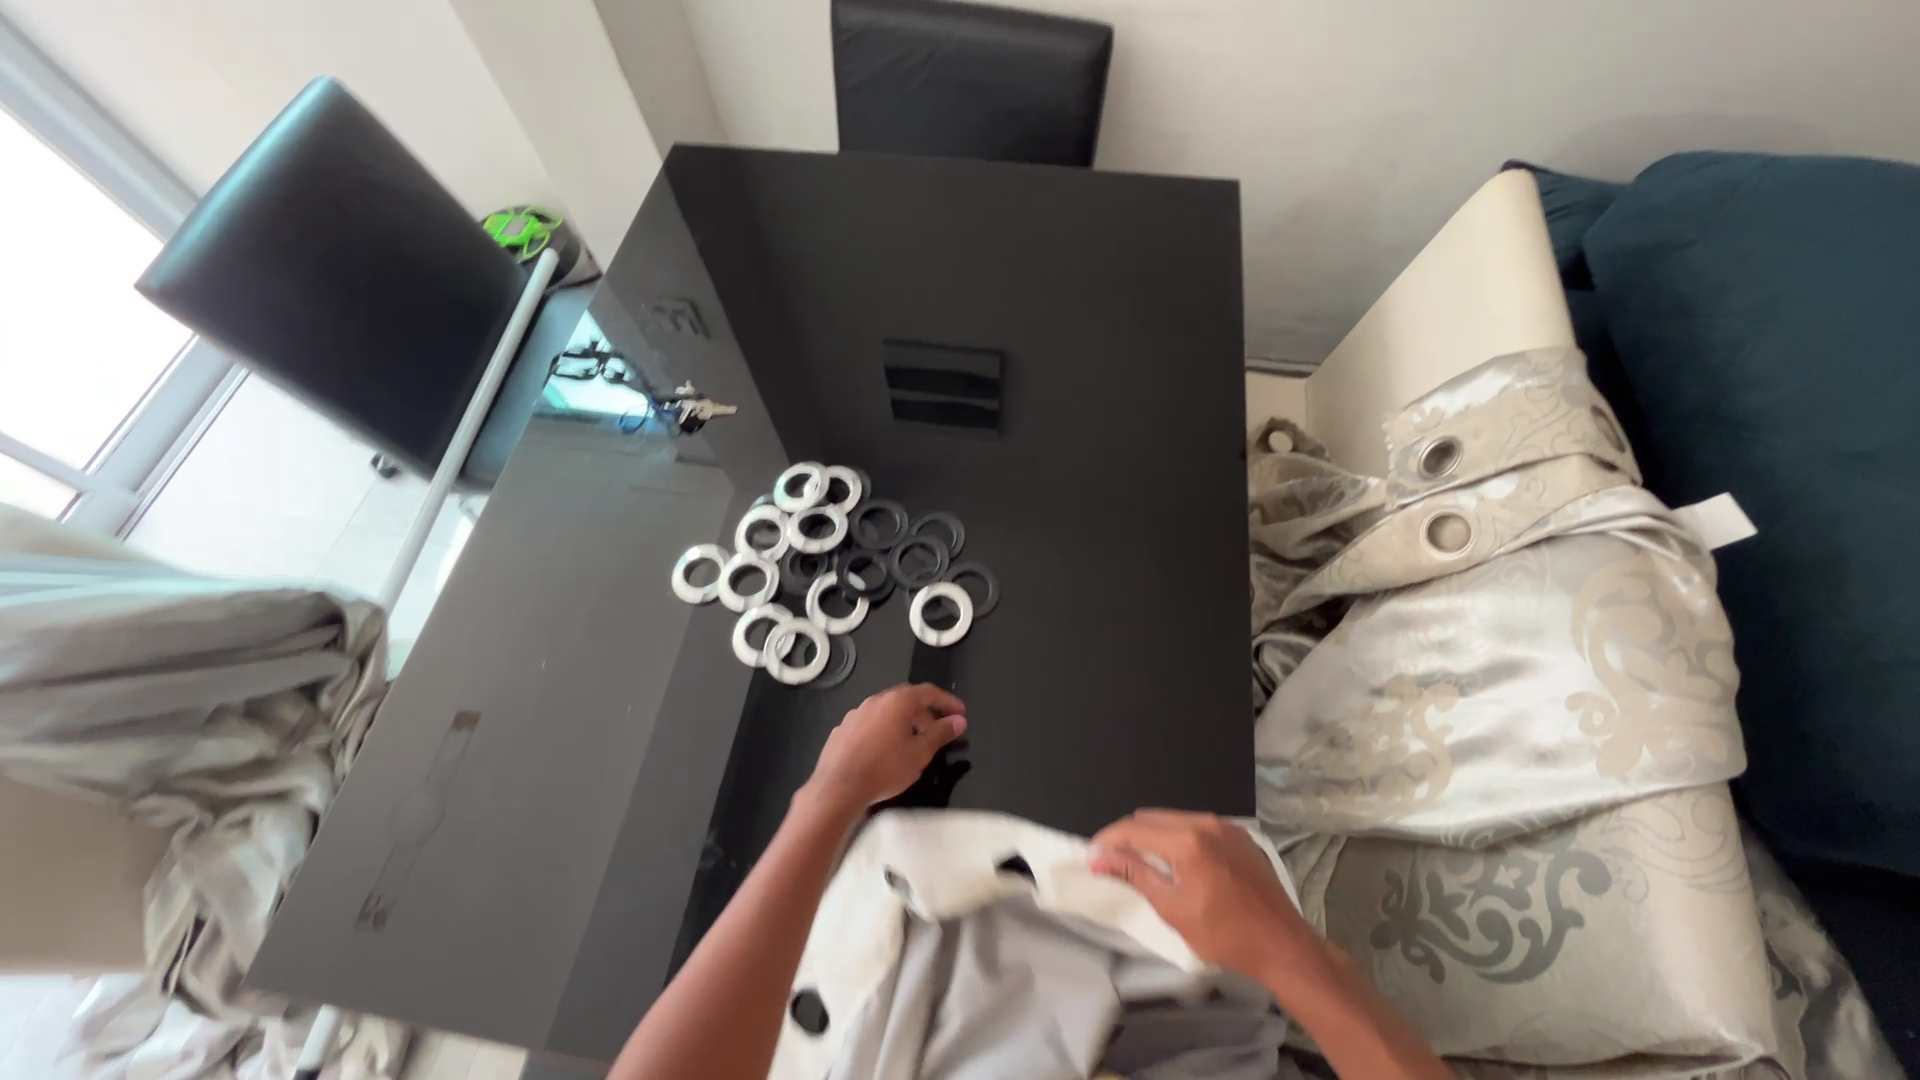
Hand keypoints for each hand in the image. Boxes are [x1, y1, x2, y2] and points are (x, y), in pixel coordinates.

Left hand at [801, 683, 966, 815]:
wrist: (838, 788)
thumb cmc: (885, 768)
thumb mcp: (920, 753)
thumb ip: (941, 733)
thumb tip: (959, 721)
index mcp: (897, 702)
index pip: (928, 692)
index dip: (948, 701)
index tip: (961, 713)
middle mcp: (875, 701)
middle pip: (906, 699)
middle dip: (925, 712)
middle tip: (937, 730)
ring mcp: (855, 714)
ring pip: (886, 712)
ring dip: (903, 722)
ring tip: (912, 742)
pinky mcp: (841, 730)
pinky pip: (869, 724)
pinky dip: (883, 731)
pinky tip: (884, 751)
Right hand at [1091, 809, 1318, 981]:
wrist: (1284, 947)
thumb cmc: (1225, 935)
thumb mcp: (1172, 908)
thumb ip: (1134, 874)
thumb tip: (1099, 857)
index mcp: (1188, 840)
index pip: (1134, 828)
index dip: (1108, 840)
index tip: (1092, 855)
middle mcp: (1207, 823)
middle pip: (1152, 817)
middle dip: (1129, 835)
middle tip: (1114, 860)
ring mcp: (1227, 827)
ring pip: (1175, 819)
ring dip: (1155, 836)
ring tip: (1144, 862)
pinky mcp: (1242, 837)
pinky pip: (1199, 827)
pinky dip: (1181, 838)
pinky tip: (1180, 863)